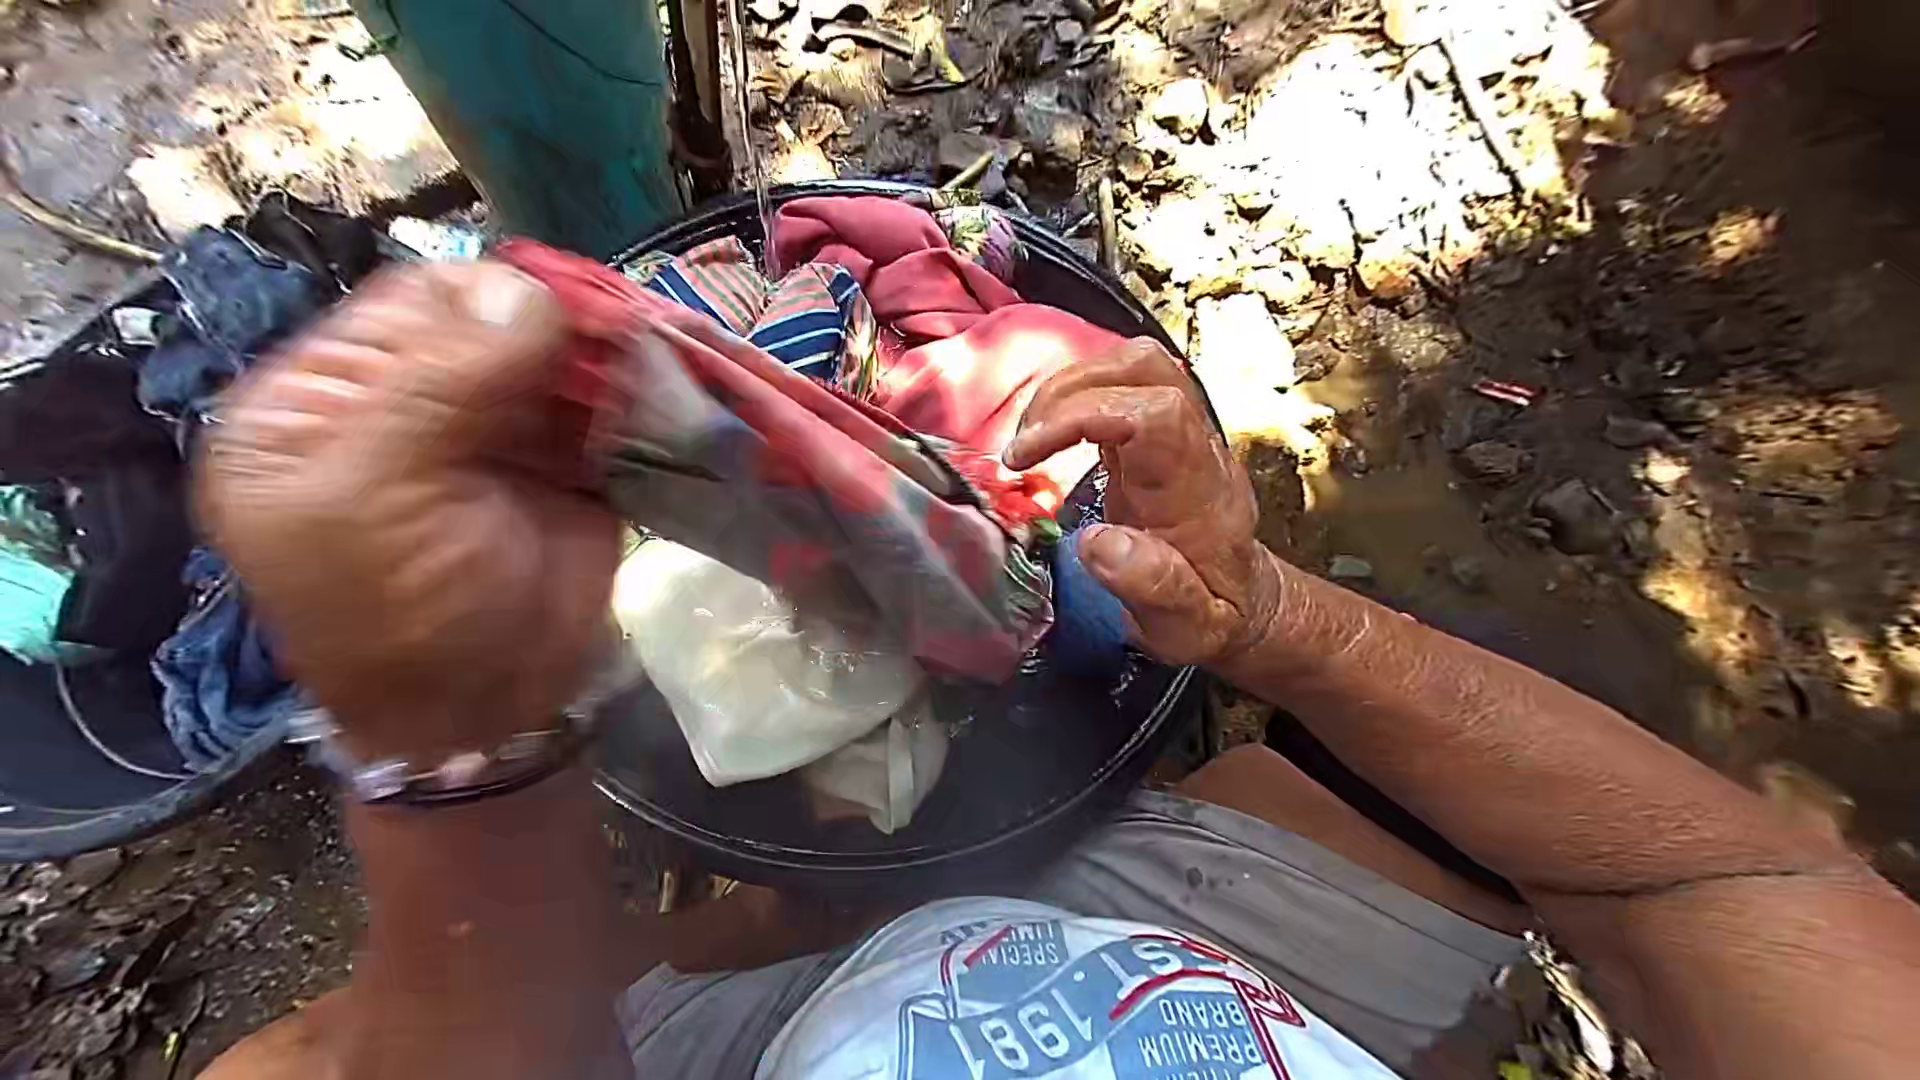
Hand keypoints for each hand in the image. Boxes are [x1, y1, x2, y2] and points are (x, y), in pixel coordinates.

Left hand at [199, 262, 619, 762]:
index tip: (573, 307)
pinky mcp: (577, 468)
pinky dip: (640, 404)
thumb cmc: (401, 609)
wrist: (490, 703)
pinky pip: (611, 416)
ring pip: (570, 368)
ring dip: (614, 363)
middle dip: (569, 329)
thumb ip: (443, 384)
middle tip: (632, 334)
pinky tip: (665, 400)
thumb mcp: (381, 493)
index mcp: (342, 397)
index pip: (422, 305)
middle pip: (509, 329)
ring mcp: (512, 436)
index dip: (499, 296)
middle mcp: (431, 403)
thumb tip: (529, 289)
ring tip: (658, 364)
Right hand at [1005, 338, 1280, 667]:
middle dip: (1064, 393)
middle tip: (1022, 447)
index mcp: (1197, 491)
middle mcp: (1193, 448)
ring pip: (1132, 364)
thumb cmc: (1211, 613)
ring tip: (1031, 437)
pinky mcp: (1160, 435)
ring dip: (1068, 388)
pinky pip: (1122, 384)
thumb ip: (1152, 586)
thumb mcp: (1188, 627)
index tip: (1026, 454)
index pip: (1151, 413)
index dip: (1080, 415)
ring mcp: (1179, 434)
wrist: (1245, 600)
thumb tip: (1096, 542)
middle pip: (1142, 368)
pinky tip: (1051, 433)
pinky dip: (1076, 396)